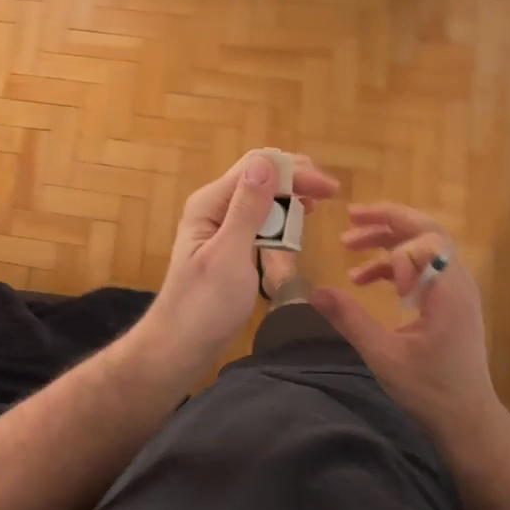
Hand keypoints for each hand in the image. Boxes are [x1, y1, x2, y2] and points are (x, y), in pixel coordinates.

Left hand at [137, 151, 338, 367]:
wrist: (180, 346)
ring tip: (318, 205)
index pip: (255, 167)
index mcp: (210, 203)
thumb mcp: (230, 254)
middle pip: (258, 177)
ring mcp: (220, 227)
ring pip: (260, 197)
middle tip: (330, 194)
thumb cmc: (204, 305)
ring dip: (289, 196)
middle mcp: (214, 207)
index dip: (294, 170)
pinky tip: (296, 225)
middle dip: (295, 179)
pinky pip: (257, 220)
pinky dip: (279, 218)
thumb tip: (267, 163)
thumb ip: (247, 209)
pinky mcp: (228, 246)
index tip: (329, 188)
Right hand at [311, 202, 501, 429]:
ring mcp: (457, 291)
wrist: (468, 422)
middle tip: (350, 219)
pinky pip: (423, 266)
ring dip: (387, 242)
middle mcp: (458, 282)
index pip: (423, 240)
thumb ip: (350, 319)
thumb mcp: (383, 355)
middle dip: (386, 221)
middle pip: (425, 231)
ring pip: (424, 246)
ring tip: (349, 247)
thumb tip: (314, 291)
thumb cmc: (429, 390)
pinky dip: (395, 264)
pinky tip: (366, 278)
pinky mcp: (451, 302)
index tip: (356, 261)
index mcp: (448, 291)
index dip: (389, 245)